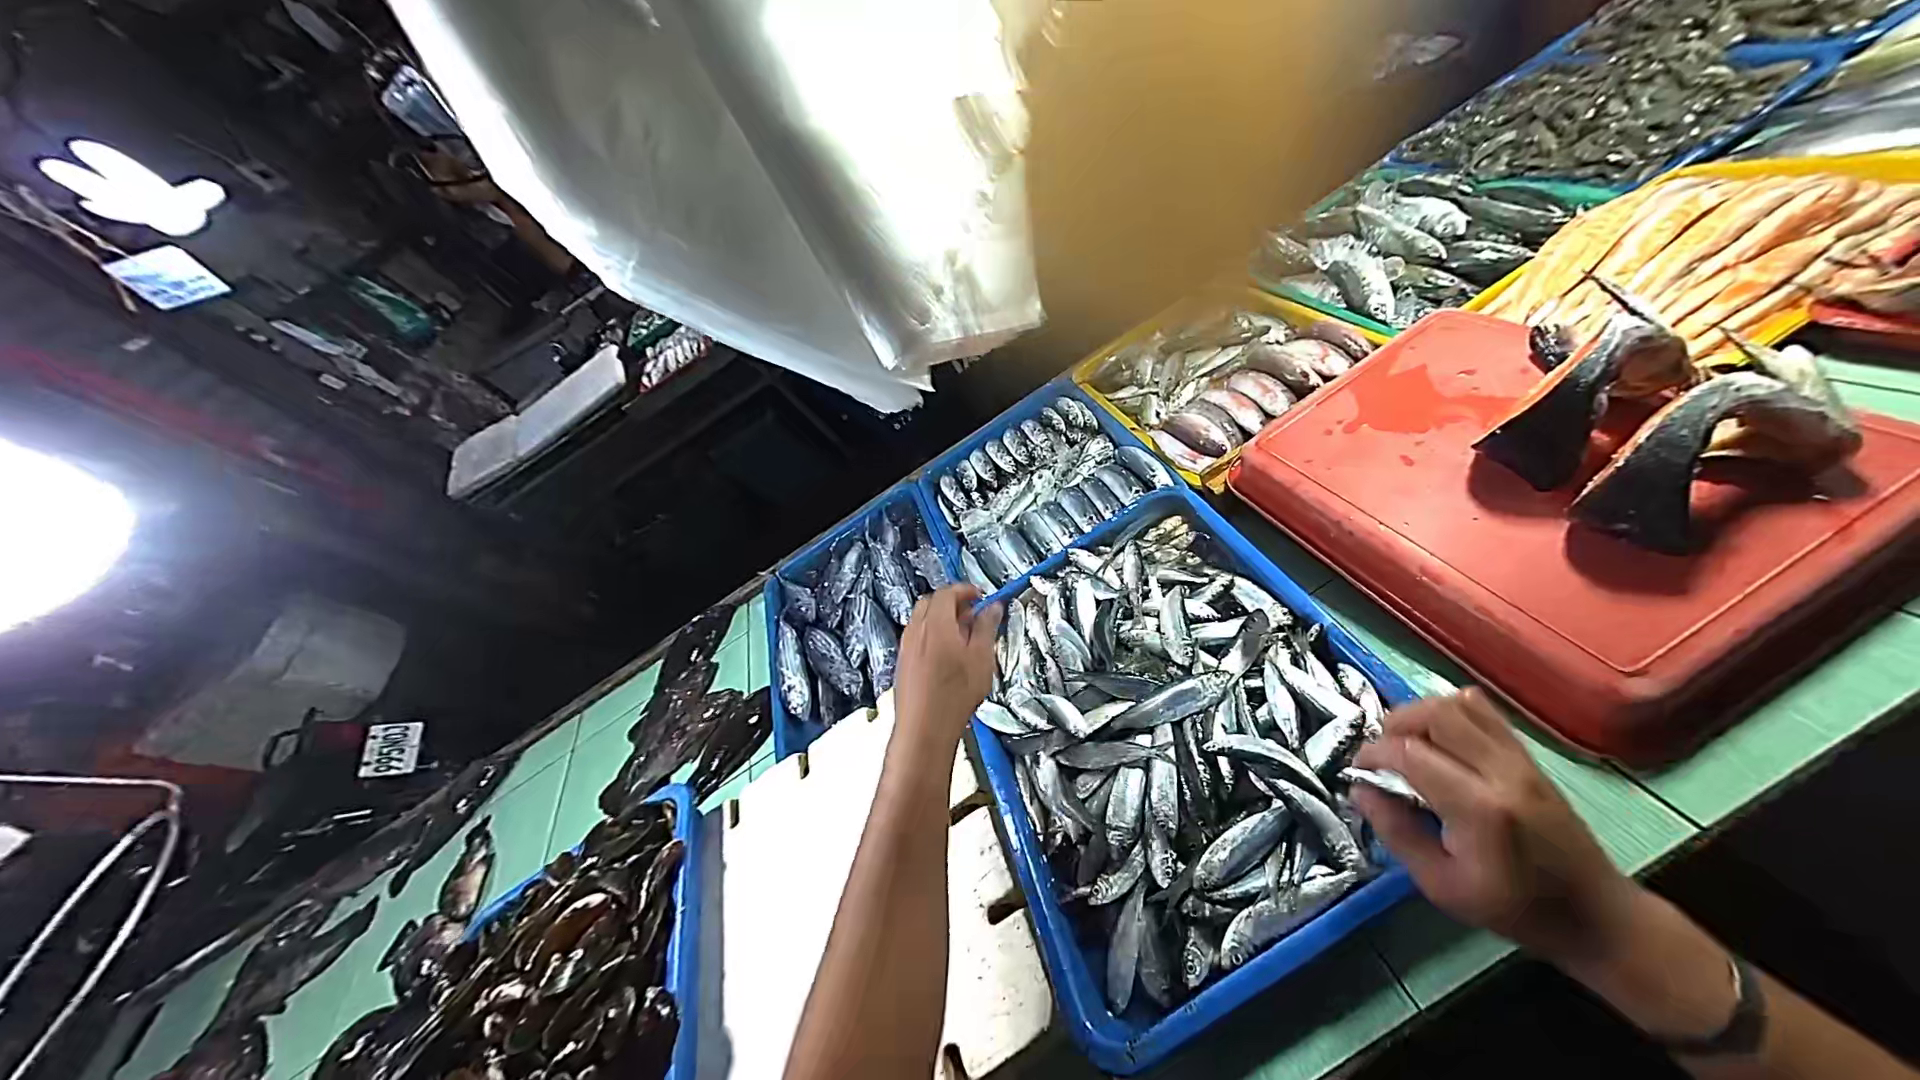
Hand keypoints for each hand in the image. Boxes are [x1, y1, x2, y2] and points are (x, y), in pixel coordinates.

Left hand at [892, 587, 1002, 758]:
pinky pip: (916, 636)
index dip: (965, 590)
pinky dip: (931, 634)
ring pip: (922, 619)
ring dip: (941, 619)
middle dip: (952, 602)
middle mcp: (916, 630)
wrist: (924, 728)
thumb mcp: (982, 657)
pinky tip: (946, 654)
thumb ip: (987, 627)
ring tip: (962, 636)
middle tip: (971, 613)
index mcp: (936, 623)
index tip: (979, 595)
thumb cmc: (955, 694)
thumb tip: (993, 607)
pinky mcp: (902, 662)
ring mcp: (906, 646)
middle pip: (931, 602)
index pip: (947, 592)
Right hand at [1350, 689, 1637, 967]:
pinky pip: (1483, 712)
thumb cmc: (1514, 908)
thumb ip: (1395, 831)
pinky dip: (1449, 714)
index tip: (1360, 772)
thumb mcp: (1439, 884)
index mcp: (1479, 807)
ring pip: (1458, 704)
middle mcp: (1502, 772)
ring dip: (1421, 715)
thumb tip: (1360, 788)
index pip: (1409, 752)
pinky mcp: (1529, 757)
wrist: (1596, 916)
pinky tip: (1439, 741)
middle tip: (1383, 753)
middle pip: (1435, 713)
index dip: (1373, 754)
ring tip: (1408, 744)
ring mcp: (1521, 760)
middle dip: (1394, 725)